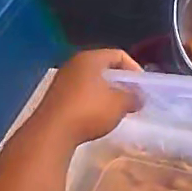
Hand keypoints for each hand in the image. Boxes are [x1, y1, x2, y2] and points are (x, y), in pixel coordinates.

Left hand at [28, 49, 143, 143]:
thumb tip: (138, 97)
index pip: (119, 55)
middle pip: (104, 68)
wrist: (50, 134)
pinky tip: (97, 116)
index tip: (141, 85)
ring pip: (91, 81)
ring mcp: (61, 81)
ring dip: (106, 92)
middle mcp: (74, 65)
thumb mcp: (120, 104)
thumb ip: (134, 97)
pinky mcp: (54, 98)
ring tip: (116, 108)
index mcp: (90, 59)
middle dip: (119, 81)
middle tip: (131, 95)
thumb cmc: (89, 111)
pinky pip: (79, 93)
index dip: (134, 68)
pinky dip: (91, 101)